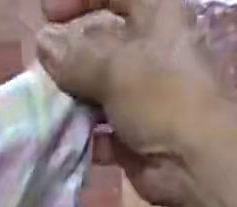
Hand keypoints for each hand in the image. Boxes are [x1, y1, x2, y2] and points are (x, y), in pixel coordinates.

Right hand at [37, 0, 230, 206]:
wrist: (193, 162)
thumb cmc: (162, 98)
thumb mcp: (115, 68)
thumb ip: (76, 58)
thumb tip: (43, 43)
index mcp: (155, 17)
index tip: (47, 14)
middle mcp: (149, 54)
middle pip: (100, 45)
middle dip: (70, 56)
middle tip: (43, 73)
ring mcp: (141, 99)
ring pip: (97, 90)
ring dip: (72, 99)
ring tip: (47, 107)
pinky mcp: (133, 136)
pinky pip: (100, 132)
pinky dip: (83, 136)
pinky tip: (63, 139)